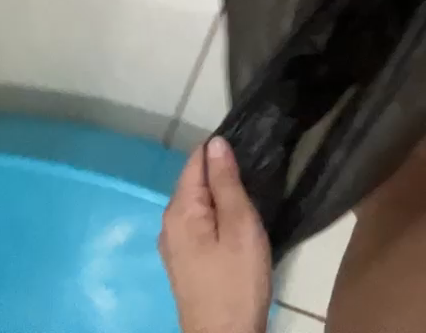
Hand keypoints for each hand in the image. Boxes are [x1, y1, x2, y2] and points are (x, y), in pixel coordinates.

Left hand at [161, 137, 271, 332]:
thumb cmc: (237, 281)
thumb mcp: (240, 225)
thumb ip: (226, 182)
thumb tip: (216, 143)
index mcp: (180, 210)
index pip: (197, 160)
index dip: (222, 149)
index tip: (251, 147)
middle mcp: (169, 223)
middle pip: (195, 180)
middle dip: (221, 170)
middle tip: (256, 172)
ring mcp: (174, 244)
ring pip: (198, 201)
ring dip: (221, 192)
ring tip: (251, 191)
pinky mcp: (183, 260)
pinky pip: (198, 220)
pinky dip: (216, 212)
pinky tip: (236, 219)